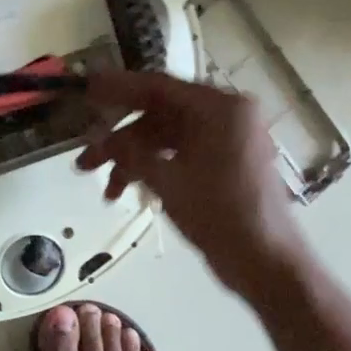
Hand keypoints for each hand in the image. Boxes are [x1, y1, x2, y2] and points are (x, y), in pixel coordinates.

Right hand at [76, 69, 303, 290]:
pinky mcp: (222, 163)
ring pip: (164, 138)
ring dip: (132, 160)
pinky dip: (152, 169)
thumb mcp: (167, 181)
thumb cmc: (220, 215)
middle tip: (84, 160)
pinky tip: (127, 192)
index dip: (117, 89)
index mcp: (220, 107)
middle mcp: (225, 114)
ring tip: (106, 192)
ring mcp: (225, 139)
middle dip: (119, 140)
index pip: (158, 88)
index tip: (84, 88)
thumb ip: (131, 152)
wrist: (266, 262)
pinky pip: (178, 154)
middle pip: (158, 115)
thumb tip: (100, 137)